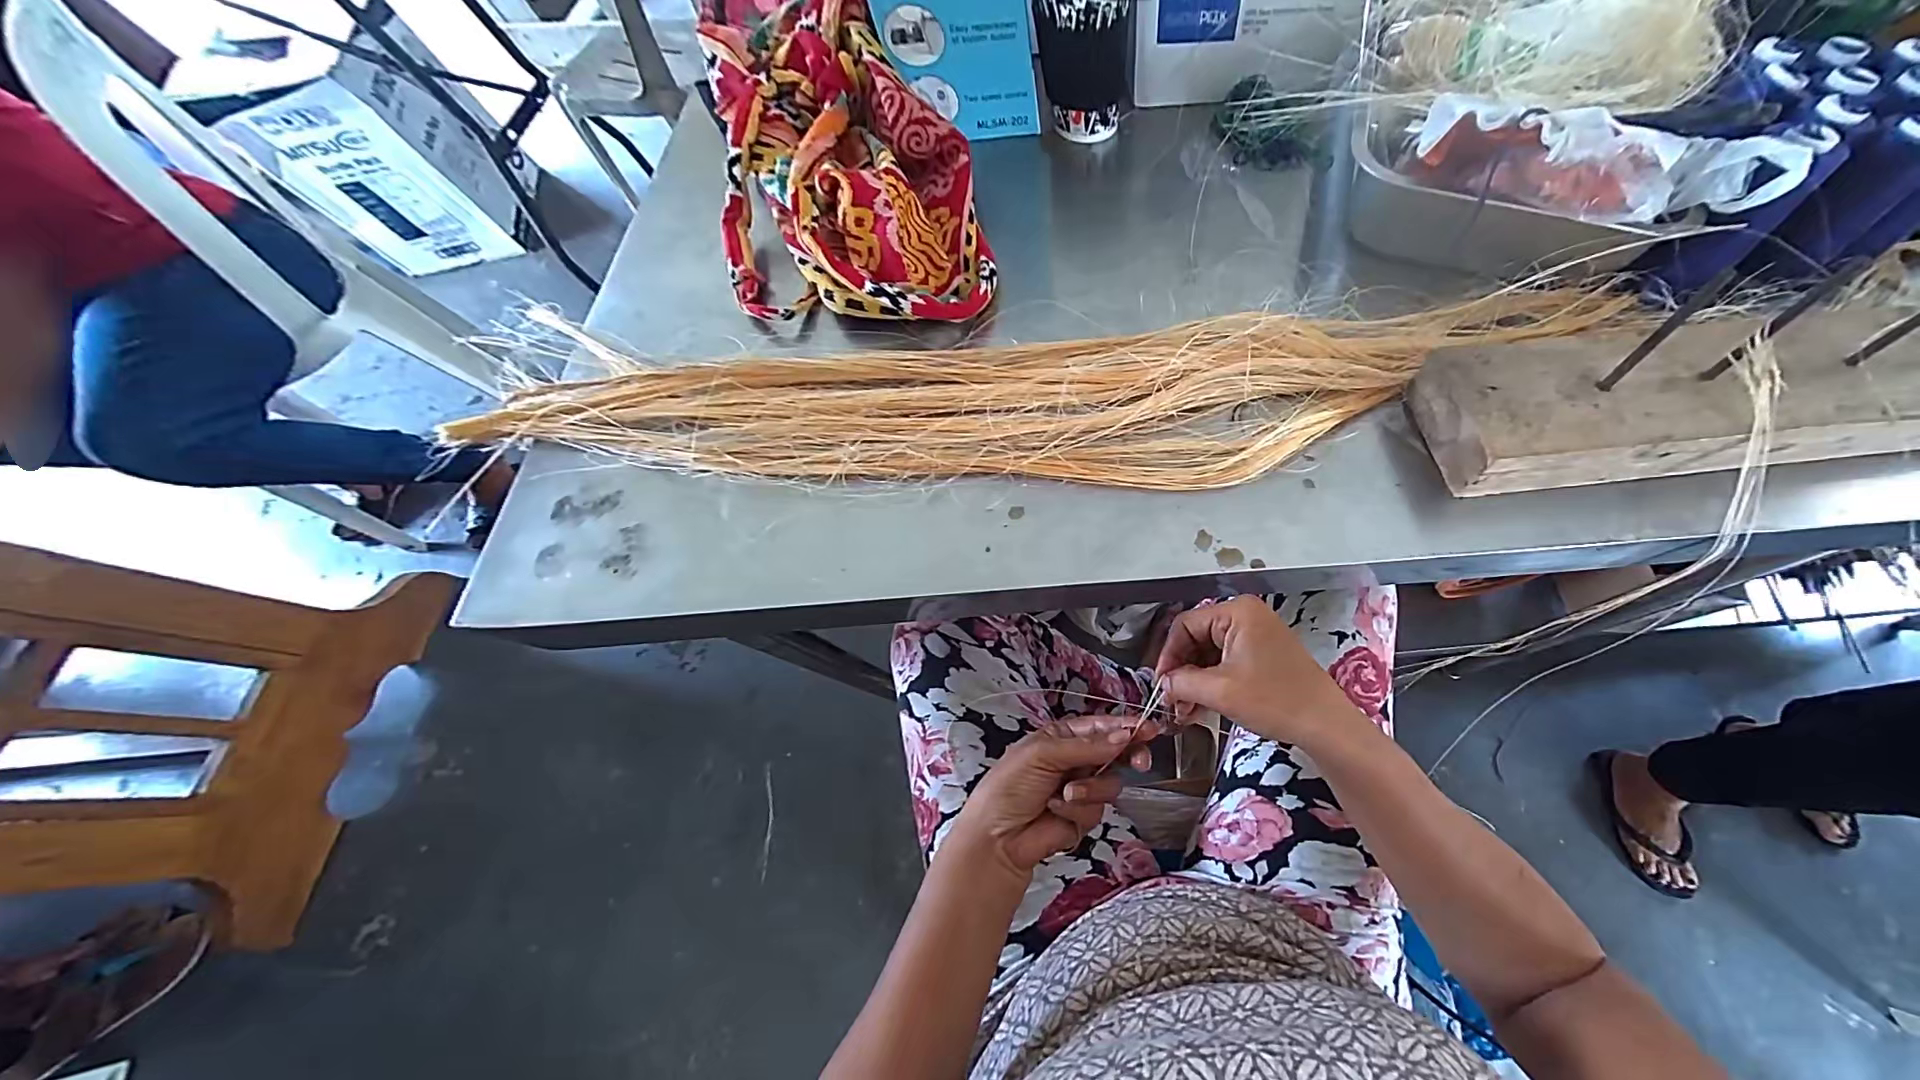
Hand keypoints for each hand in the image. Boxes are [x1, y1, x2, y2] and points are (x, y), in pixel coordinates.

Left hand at [943, 715, 1152, 881]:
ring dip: (1090, 789)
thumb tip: (1123, 736)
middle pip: (1115, 753)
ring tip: (1065, 794)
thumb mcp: (1042, 754)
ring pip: (1110, 784)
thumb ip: (1085, 746)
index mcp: (1060, 736)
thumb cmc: (1009, 786)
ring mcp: (1080, 789)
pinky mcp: (1082, 817)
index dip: (1125, 727)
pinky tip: (1056, 811)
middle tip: (1138, 760)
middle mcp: (1074, 760)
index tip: (1149, 728)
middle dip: (1127, 756)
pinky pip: (1098, 809)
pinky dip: (1078, 811)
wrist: (997, 838)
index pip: (1100, 727)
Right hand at [1153, 595, 1363, 745]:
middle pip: (1197, 639)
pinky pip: (1227, 662)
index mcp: (1237, 612)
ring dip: (1195, 680)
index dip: (1168, 656)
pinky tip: (1202, 705)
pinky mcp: (1264, 655)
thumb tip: (1162, 684)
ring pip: (1210, 653)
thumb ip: (1181, 682)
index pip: (1184, 626)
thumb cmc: (1275, 701)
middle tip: (1172, 700)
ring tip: (1185, 709)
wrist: (1326, 726)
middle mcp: (1247, 616)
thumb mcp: (1219, 691)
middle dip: (1182, 671)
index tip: (1161, 684)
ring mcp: (1257, 635)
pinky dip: (1212, 682)